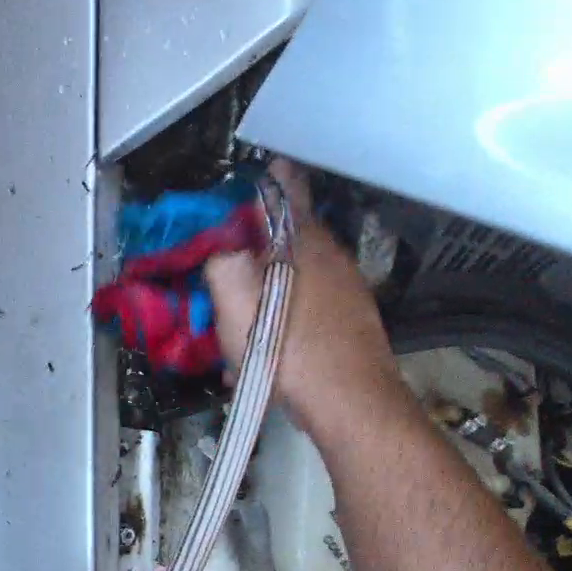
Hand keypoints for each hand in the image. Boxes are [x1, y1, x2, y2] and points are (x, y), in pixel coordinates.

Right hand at [204, 159, 408, 430]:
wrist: (350, 403)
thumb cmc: (290, 353)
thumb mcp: (239, 310)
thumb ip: (224, 270)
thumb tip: (221, 250)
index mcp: (304, 248)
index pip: (289, 196)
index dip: (272, 181)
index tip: (265, 167)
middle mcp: (332, 261)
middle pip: (290, 239)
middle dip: (257, 246)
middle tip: (227, 259)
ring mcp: (346, 292)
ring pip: (297, 276)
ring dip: (267, 286)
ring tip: (238, 315)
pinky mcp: (349, 323)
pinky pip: (306, 307)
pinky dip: (281, 315)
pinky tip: (263, 349)